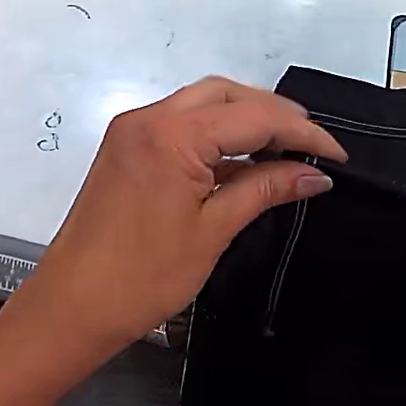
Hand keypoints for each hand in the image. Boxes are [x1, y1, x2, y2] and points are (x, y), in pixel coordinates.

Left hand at [5, 78, 346, 352]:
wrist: (67, 312)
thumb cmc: (142, 278)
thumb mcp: (214, 231)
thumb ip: (267, 188)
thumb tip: (316, 174)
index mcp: (173, 135)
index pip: (256, 117)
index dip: (304, 133)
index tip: (337, 155)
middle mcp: (150, 117)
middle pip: (229, 93)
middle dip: (276, 113)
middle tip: (311, 144)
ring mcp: (134, 128)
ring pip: (206, 100)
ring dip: (247, 117)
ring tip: (285, 146)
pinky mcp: (127, 144)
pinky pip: (184, 120)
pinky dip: (219, 132)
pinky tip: (243, 158)